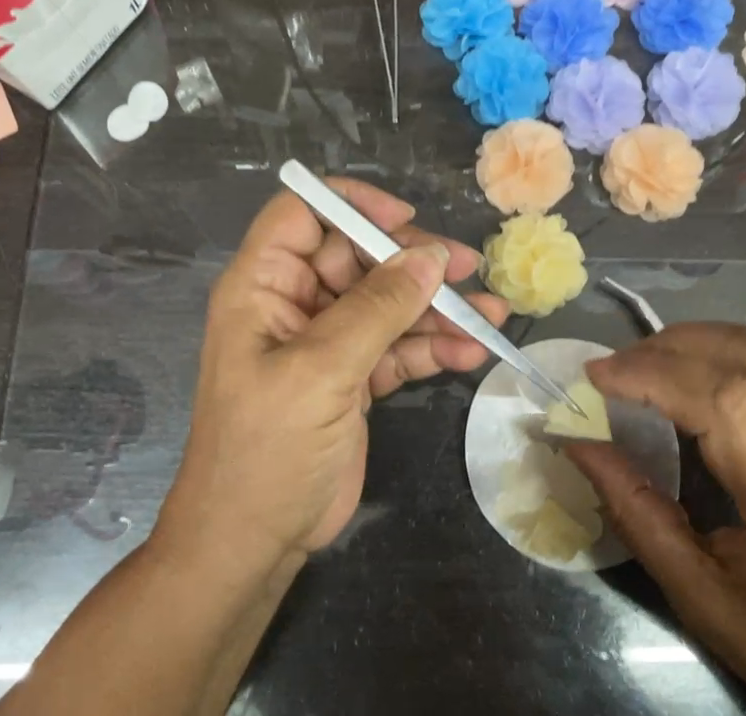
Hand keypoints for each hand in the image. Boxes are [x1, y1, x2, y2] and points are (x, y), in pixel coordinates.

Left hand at [155, 179, 508, 574]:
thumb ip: (377, 310)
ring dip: (437, 308)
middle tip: (467, 268)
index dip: (350, 206)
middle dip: (412, 262)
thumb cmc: (268, 448)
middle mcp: (295, 304)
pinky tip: (472, 352)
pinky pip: (399, 347)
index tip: (404, 219)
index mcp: (264, 287)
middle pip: (358, 257)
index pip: (302, 215)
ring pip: (387, 303)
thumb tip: (430, 258)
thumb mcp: (321, 371)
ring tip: (491, 315)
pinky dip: (434, 347)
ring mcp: (327, 343)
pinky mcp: (353, 379)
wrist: (254, 540)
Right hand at [566, 323, 745, 715]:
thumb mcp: (703, 602)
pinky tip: (702, 374)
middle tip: (621, 368)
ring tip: (655, 363)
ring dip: (709, 339)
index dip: (657, 378)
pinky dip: (737, 349)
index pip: (732, 408)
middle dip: (678, 347)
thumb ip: (638, 516)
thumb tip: (580, 446)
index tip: (598, 378)